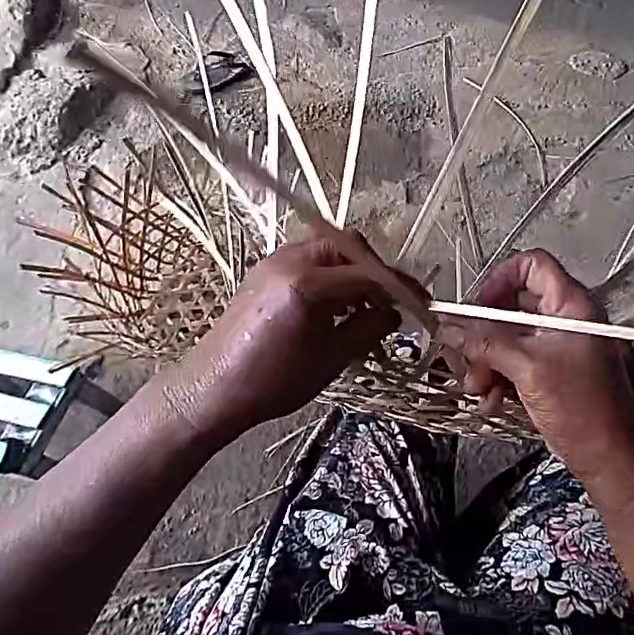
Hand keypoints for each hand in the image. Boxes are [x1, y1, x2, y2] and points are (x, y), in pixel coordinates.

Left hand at [157, 232, 410, 442]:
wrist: (212, 389)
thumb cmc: (271, 382)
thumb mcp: (331, 360)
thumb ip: (368, 329)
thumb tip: (395, 314)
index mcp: (306, 284)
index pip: (367, 274)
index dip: (399, 288)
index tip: (421, 303)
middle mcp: (289, 260)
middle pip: (348, 245)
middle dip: (376, 269)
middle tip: (392, 299)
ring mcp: (274, 261)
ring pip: (329, 246)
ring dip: (354, 268)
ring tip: (365, 303)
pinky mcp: (265, 269)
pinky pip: (309, 256)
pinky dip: (332, 270)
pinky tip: (337, 301)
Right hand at [441, 250, 633, 483]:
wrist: (610, 460)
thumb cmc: (582, 408)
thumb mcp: (527, 369)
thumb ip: (485, 343)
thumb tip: (449, 327)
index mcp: (571, 306)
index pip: (532, 265)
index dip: (500, 279)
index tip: (477, 308)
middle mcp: (565, 319)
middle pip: (512, 305)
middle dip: (484, 332)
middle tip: (466, 357)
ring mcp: (558, 346)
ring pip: (509, 337)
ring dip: (486, 360)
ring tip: (478, 388)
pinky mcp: (551, 372)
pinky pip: (514, 361)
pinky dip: (498, 377)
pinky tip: (491, 400)